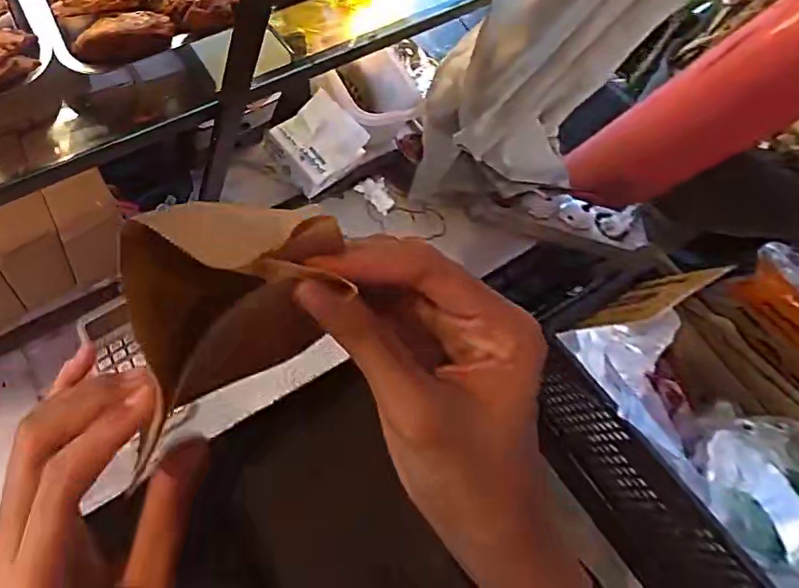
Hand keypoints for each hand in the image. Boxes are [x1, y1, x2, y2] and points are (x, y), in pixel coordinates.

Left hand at [0, 339, 208, 587]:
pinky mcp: (14, 514)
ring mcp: (2, 524)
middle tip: (143, 382)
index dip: (104, 432)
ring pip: (28, 439)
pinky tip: (79, 367)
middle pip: (35, 444)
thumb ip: (164, 523)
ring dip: (75, 396)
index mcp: (32, 569)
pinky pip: (30, 448)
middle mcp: (5, 538)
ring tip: (121, 371)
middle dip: (90, 402)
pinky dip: (56, 403)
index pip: (61, 479)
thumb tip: (194, 445)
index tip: (149, 399)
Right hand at [295, 236, 578, 587]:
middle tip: (299, 260)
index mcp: (499, 325)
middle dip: (355, 262)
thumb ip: (361, 339)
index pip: (427, 269)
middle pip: (411, 266)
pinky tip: (322, 293)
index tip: (313, 260)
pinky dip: (354, 299)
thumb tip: (304, 286)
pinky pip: (389, 306)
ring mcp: (456, 326)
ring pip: (396, 281)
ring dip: (350, 276)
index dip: (367, 259)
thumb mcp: (410, 408)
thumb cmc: (467, 482)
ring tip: (302, 270)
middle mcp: (482, 313)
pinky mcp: (431, 340)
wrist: (491, 539)